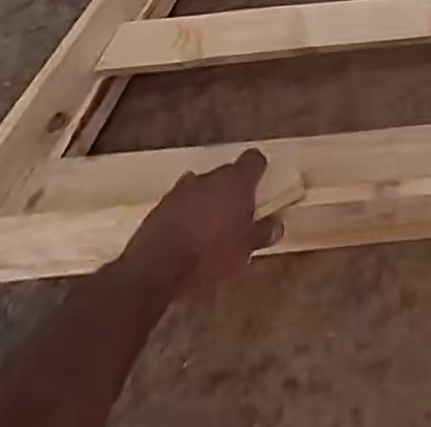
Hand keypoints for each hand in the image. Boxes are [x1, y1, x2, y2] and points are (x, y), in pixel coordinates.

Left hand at [120, 149, 282, 292]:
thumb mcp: (246, 249)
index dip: (258, 169)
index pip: (253, 159)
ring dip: (207, 201)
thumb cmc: (210, 256)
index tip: (261, 182)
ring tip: (210, 227)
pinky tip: (186, 236)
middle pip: (226, 173)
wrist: (153, 272)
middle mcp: (209, 178)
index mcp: (236, 181)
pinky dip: (185, 214)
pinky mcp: (157, 208)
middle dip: (232, 189)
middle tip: (238, 213)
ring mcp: (180, 191)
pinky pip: (179, 205)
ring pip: (201, 189)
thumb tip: (277, 223)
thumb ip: (263, 232)